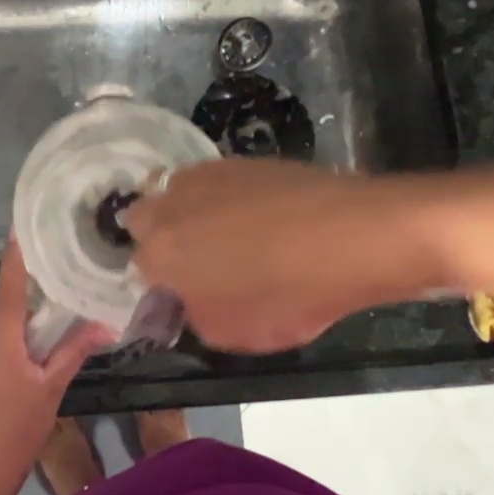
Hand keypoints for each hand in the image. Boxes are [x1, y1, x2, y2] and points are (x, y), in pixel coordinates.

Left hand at [0, 239, 109, 494]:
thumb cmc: (17, 436)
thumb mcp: (51, 394)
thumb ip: (73, 354)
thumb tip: (104, 325)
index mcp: (2, 350)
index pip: (8, 295)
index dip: (14, 262)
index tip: (18, 231)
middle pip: (7, 323)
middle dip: (30, 324)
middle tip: (58, 322)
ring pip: (0, 346)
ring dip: (20, 352)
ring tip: (40, 376)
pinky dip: (7, 367)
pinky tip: (19, 394)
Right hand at [124, 159, 448, 352]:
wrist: (353, 236)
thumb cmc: (287, 295)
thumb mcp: (233, 334)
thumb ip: (197, 316)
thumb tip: (196, 298)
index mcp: (158, 252)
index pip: (140, 268)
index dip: (164, 284)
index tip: (190, 295)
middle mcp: (170, 205)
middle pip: (145, 219)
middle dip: (163, 237)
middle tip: (200, 262)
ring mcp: (207, 175)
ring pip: (180, 194)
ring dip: (193, 213)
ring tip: (234, 237)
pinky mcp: (244, 160)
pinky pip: (221, 184)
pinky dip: (231, 199)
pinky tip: (264, 218)